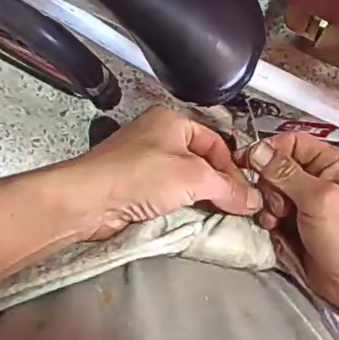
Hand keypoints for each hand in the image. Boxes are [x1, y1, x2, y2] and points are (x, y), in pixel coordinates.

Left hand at [60, 106, 262, 241]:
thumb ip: (226, 187)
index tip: (244, 193)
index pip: (216, 143)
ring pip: (184, 181)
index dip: (232, 168)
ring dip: (199, 198)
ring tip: (214, 215)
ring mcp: (143, 162)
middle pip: (201, 162)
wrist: (88, 201)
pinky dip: (179, 206)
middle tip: (234, 207)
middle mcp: (157, 137)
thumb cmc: (135, 176)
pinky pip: (166, 195)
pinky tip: (188, 218)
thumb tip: (250, 199)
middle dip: (217, 185)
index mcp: (171, 121)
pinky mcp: (134, 187)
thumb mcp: (192, 177)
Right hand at [236, 134, 338, 318]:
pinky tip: (275, 228)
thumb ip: (286, 173)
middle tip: (277, 201)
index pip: (293, 143)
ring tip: (278, 218)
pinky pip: (271, 213)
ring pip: (271, 191)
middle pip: (277, 167)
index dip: (269, 150)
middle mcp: (320, 180)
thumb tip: (260, 151)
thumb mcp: (320, 199)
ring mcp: (307, 204)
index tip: (249, 161)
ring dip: (267, 204)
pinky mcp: (296, 225)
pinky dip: (268, 220)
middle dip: (269, 184)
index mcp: (334, 164)